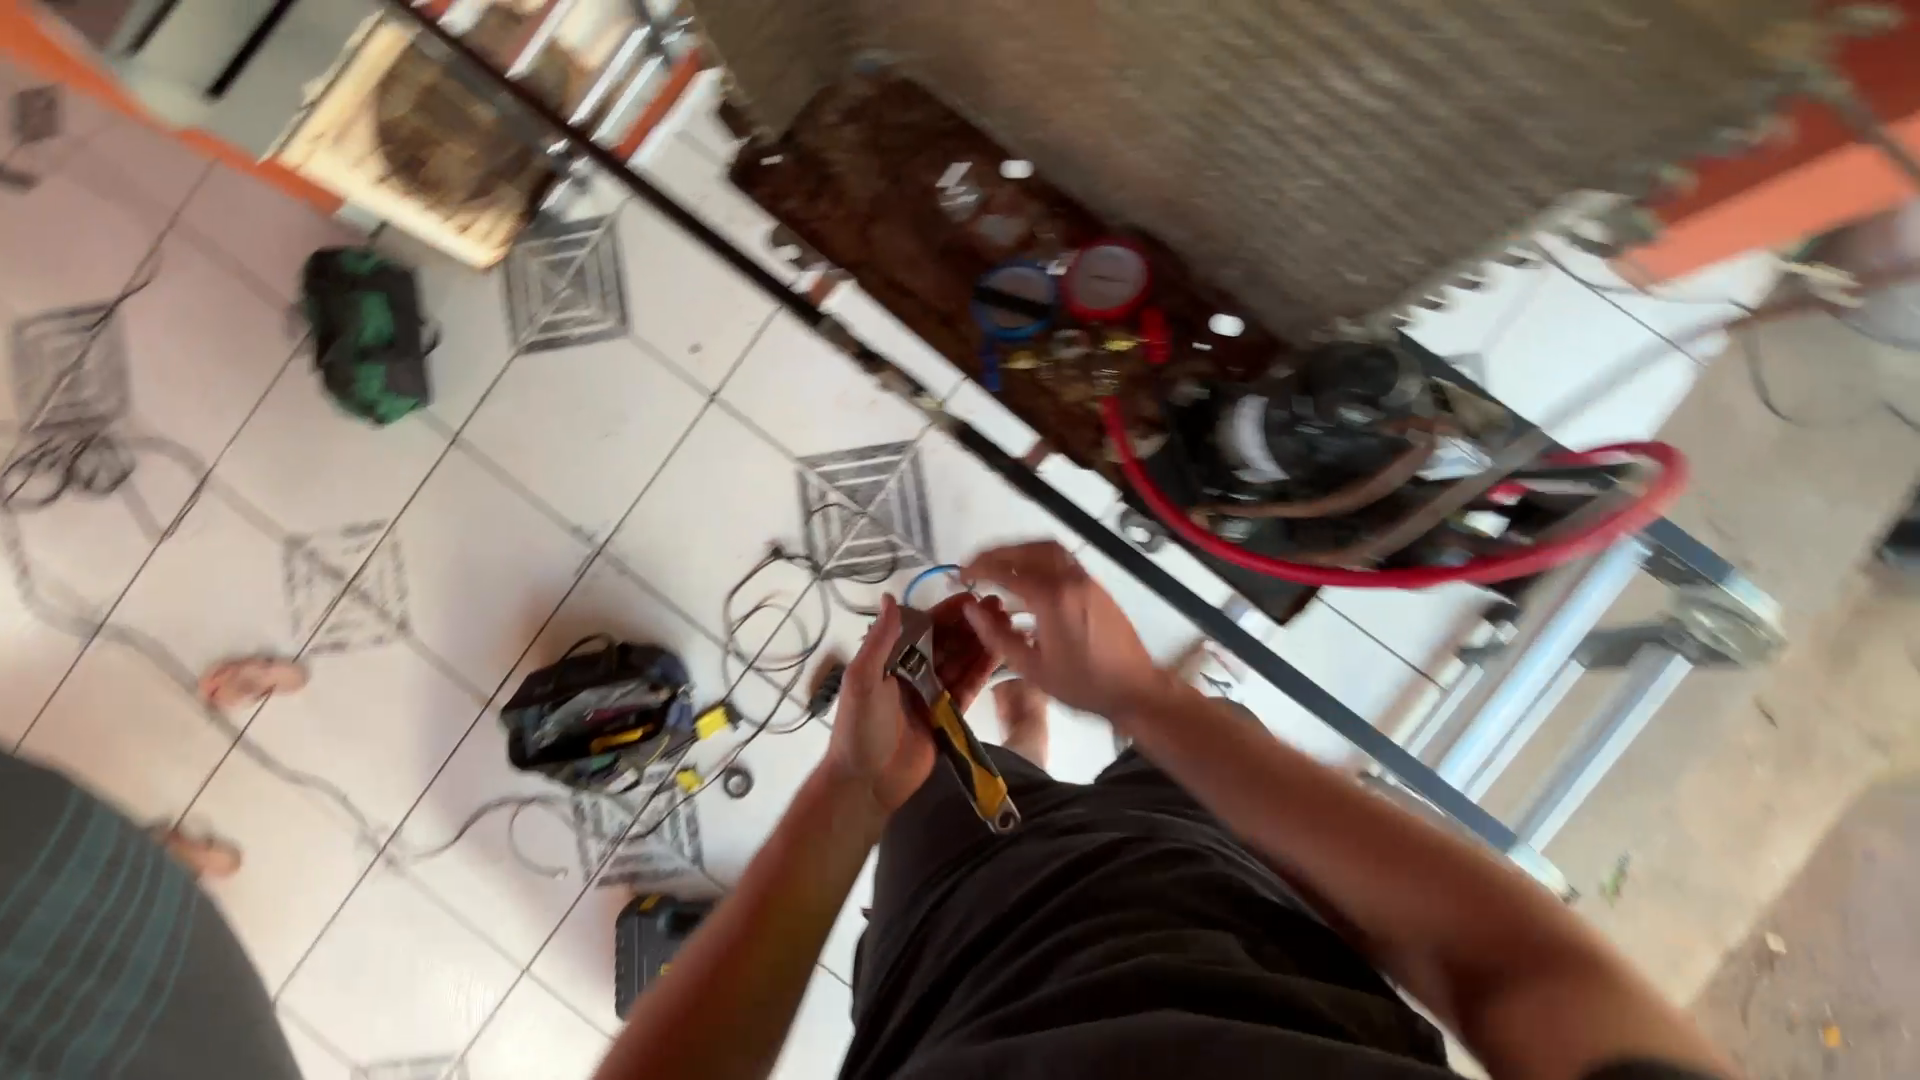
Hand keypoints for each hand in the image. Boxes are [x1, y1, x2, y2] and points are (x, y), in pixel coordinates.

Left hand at [822, 593, 1004, 816]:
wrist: (867, 782)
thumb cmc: (859, 729)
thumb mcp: (863, 680)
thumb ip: (880, 641)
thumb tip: (890, 597)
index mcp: (891, 659)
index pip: (924, 628)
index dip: (947, 613)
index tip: (973, 598)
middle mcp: (913, 671)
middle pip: (947, 642)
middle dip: (971, 624)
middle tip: (1000, 607)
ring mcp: (932, 692)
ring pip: (962, 661)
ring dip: (982, 642)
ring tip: (1007, 624)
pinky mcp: (948, 714)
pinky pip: (968, 687)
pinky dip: (983, 670)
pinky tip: (1001, 654)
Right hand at [960, 541, 1175, 721]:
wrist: (1135, 690)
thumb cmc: (1081, 685)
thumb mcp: (1031, 667)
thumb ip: (997, 635)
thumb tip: (971, 609)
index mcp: (1052, 598)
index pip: (1007, 572)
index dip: (979, 570)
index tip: (960, 574)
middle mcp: (1070, 580)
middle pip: (1028, 550)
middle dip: (998, 553)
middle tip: (975, 565)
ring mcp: (1086, 580)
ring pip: (1048, 550)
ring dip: (1020, 552)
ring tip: (999, 567)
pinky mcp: (1096, 587)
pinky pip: (1063, 561)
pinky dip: (1039, 560)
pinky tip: (1028, 582)